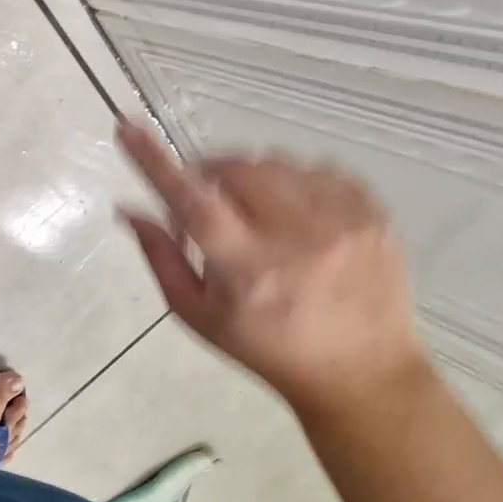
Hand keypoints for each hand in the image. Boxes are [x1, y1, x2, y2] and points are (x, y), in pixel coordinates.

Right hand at [116, 122, 429, 416]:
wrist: (362, 372)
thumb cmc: (262, 346)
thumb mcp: (195, 314)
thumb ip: (160, 257)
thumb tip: (129, 208)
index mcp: (246, 271)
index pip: (193, 202)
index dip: (156, 162)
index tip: (128, 128)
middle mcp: (297, 240)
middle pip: (236, 171)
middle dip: (208, 174)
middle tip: (203, 202)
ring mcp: (343, 224)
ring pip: (277, 164)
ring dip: (249, 177)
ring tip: (249, 209)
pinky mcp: (374, 217)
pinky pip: (320, 170)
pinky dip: (293, 179)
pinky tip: (290, 208)